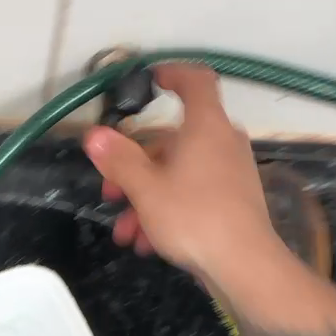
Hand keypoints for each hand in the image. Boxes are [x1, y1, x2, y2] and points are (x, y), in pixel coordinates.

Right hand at [83, 64, 283, 280]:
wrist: (241, 261)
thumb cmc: (192, 218)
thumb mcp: (146, 190)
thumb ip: (119, 161)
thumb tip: (93, 135)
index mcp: (205, 127)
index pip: (194, 82)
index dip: (172, 74)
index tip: (150, 80)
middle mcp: (222, 141)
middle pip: (172, 143)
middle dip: (135, 170)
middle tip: (110, 195)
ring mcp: (230, 171)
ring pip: (177, 175)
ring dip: (144, 201)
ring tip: (126, 234)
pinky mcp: (232, 199)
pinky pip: (191, 194)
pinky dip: (166, 211)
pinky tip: (149, 243)